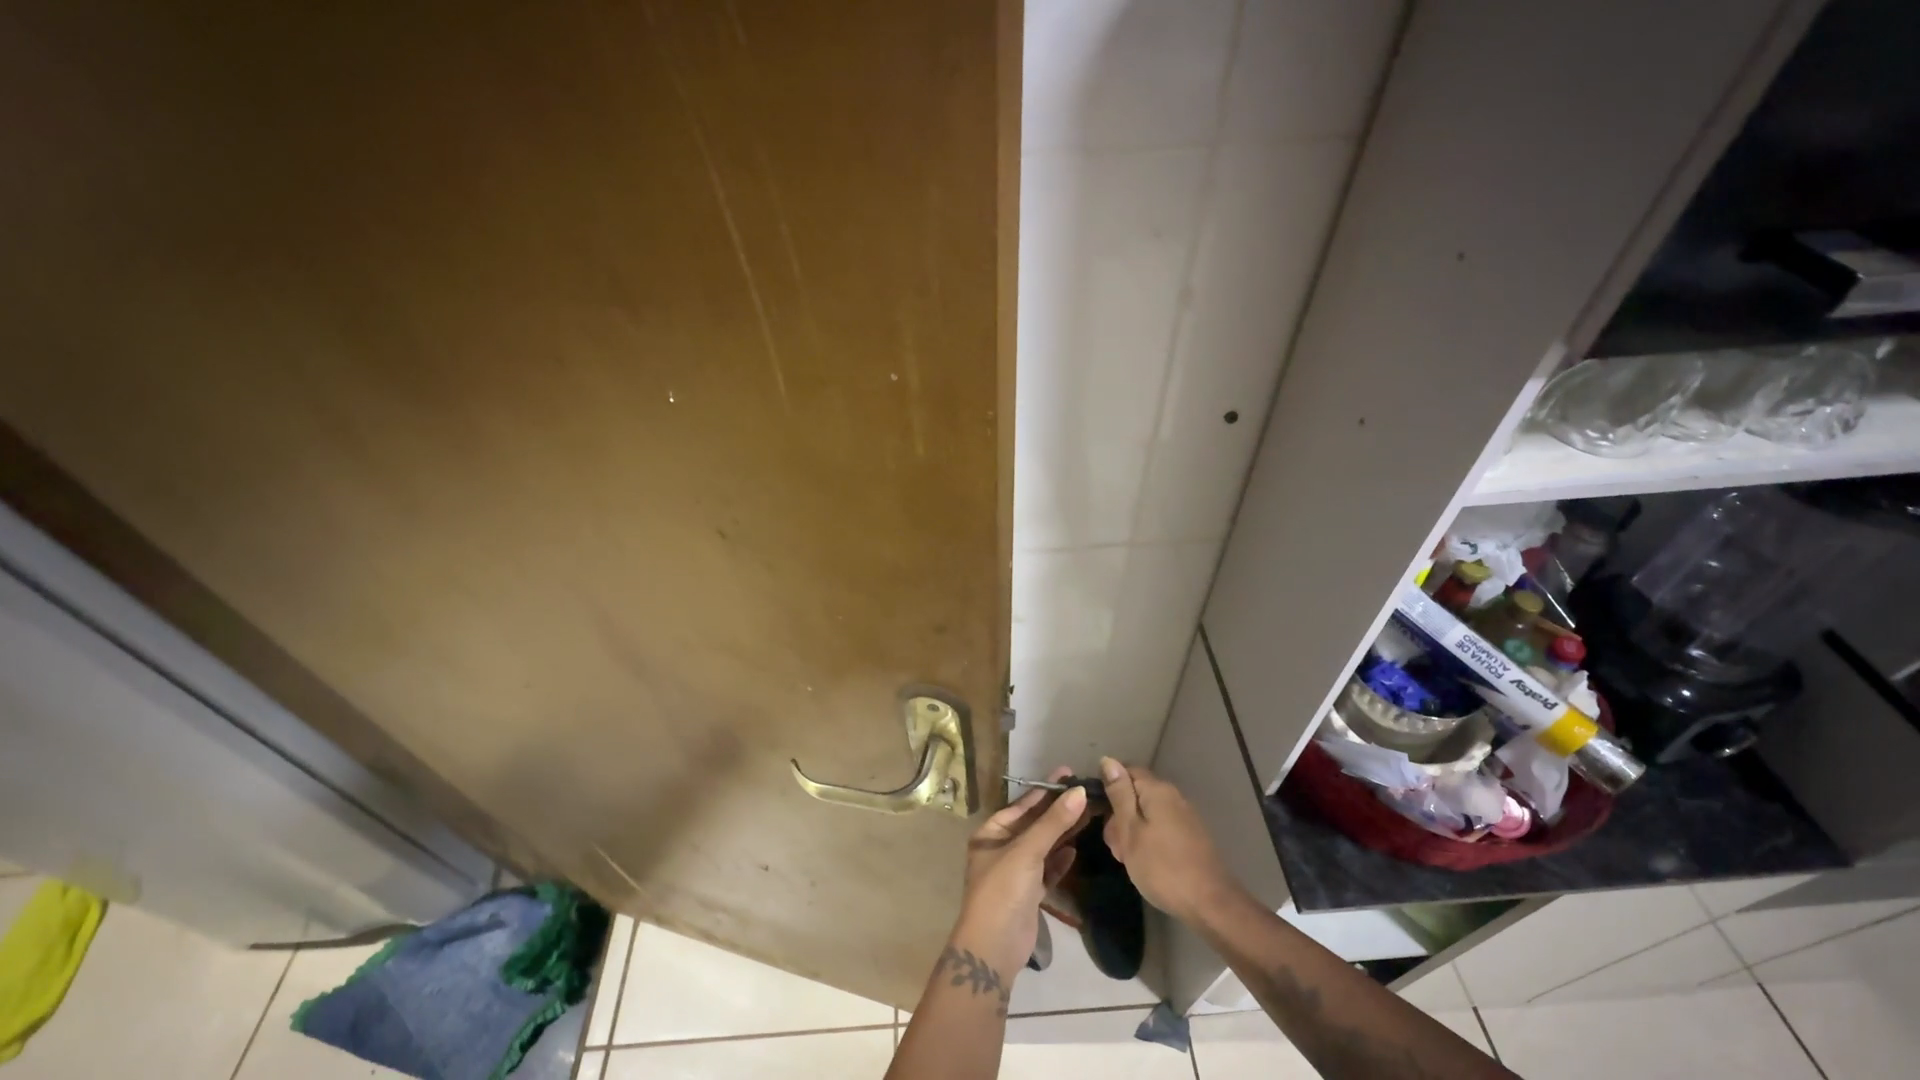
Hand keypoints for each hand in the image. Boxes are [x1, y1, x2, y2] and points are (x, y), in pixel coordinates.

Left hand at [951, 765, 1089, 972]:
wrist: (994, 945)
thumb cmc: (1003, 889)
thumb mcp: (1027, 851)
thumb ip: (1054, 822)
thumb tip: (1079, 792)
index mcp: (990, 834)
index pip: (1021, 806)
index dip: (1045, 791)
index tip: (1068, 775)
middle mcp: (1001, 850)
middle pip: (1034, 825)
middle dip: (1058, 811)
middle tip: (1086, 793)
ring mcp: (1015, 873)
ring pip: (1043, 846)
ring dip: (1063, 833)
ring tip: (1089, 815)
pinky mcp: (1029, 894)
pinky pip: (1047, 869)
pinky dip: (1060, 860)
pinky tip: (1075, 849)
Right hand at [1100, 757, 1237, 921]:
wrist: (1209, 903)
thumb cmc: (1162, 867)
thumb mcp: (1131, 831)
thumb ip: (1119, 795)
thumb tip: (1108, 760)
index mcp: (1158, 790)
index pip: (1126, 771)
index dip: (1108, 788)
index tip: (1099, 814)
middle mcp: (1173, 796)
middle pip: (1136, 794)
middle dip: (1119, 816)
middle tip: (1115, 846)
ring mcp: (1184, 816)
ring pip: (1146, 814)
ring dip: (1131, 832)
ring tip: (1128, 859)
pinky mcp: (1190, 835)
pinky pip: (1160, 828)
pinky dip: (1147, 841)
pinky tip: (1145, 863)